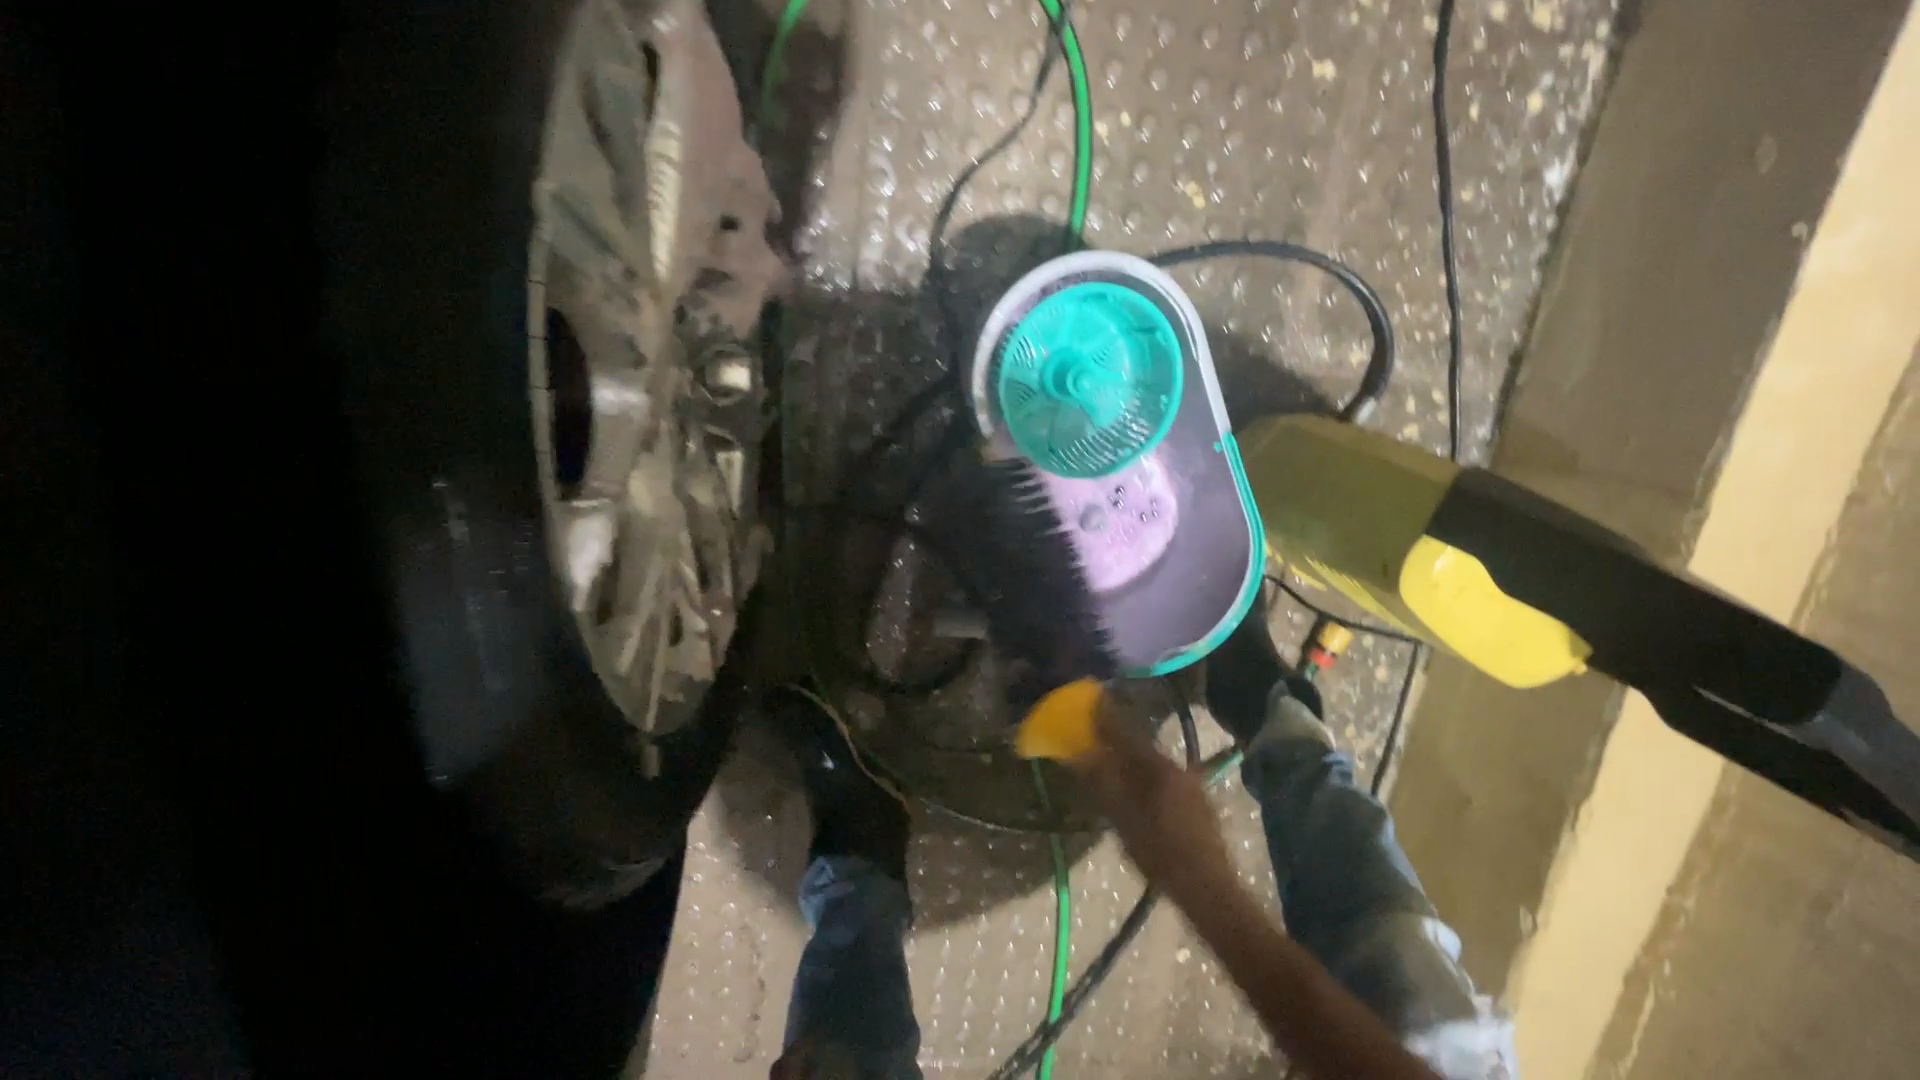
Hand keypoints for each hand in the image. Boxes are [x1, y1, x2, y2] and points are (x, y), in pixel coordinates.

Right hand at [1067, 689, 1236, 903]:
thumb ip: (1100, 782)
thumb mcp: (1121, 819)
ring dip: (1132, 762)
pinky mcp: (1198, 804)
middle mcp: (1177, 768)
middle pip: (1140, 747)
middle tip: (1095, 736)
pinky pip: (1164, 780)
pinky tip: (1138, 794)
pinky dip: (1146, 779)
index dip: (1105, 716)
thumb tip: (1078, 754)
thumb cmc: (1159, 853)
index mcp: (1157, 767)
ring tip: (1112, 766)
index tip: (1090, 699)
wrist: (1208, 888)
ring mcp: (1192, 785)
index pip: (1125, 732)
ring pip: (1153, 765)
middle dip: (1117, 740)